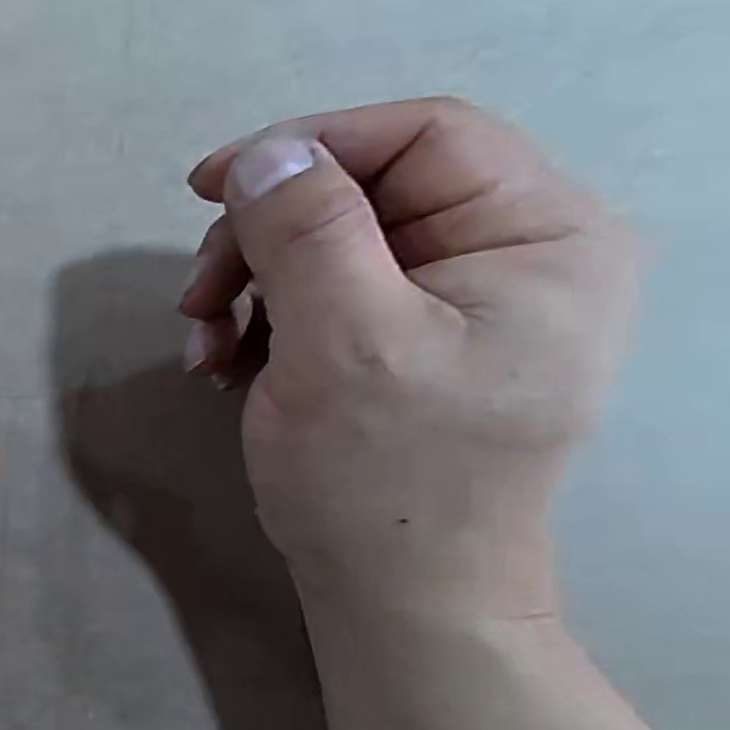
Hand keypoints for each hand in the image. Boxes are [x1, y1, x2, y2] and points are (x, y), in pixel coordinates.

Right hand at [178, 98, 637, 616]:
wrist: (391, 589)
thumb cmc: (379, 476)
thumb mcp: (340, 345)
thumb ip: (307, 235)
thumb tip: (262, 154)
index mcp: (535, 236)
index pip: (415, 139)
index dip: (304, 148)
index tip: (204, 186)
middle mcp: (501, 258)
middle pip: (355, 198)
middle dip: (258, 243)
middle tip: (194, 302)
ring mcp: (442, 307)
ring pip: (320, 252)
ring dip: (244, 291)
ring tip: (203, 352)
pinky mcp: (391, 346)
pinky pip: (313, 302)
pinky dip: (256, 327)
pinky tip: (225, 368)